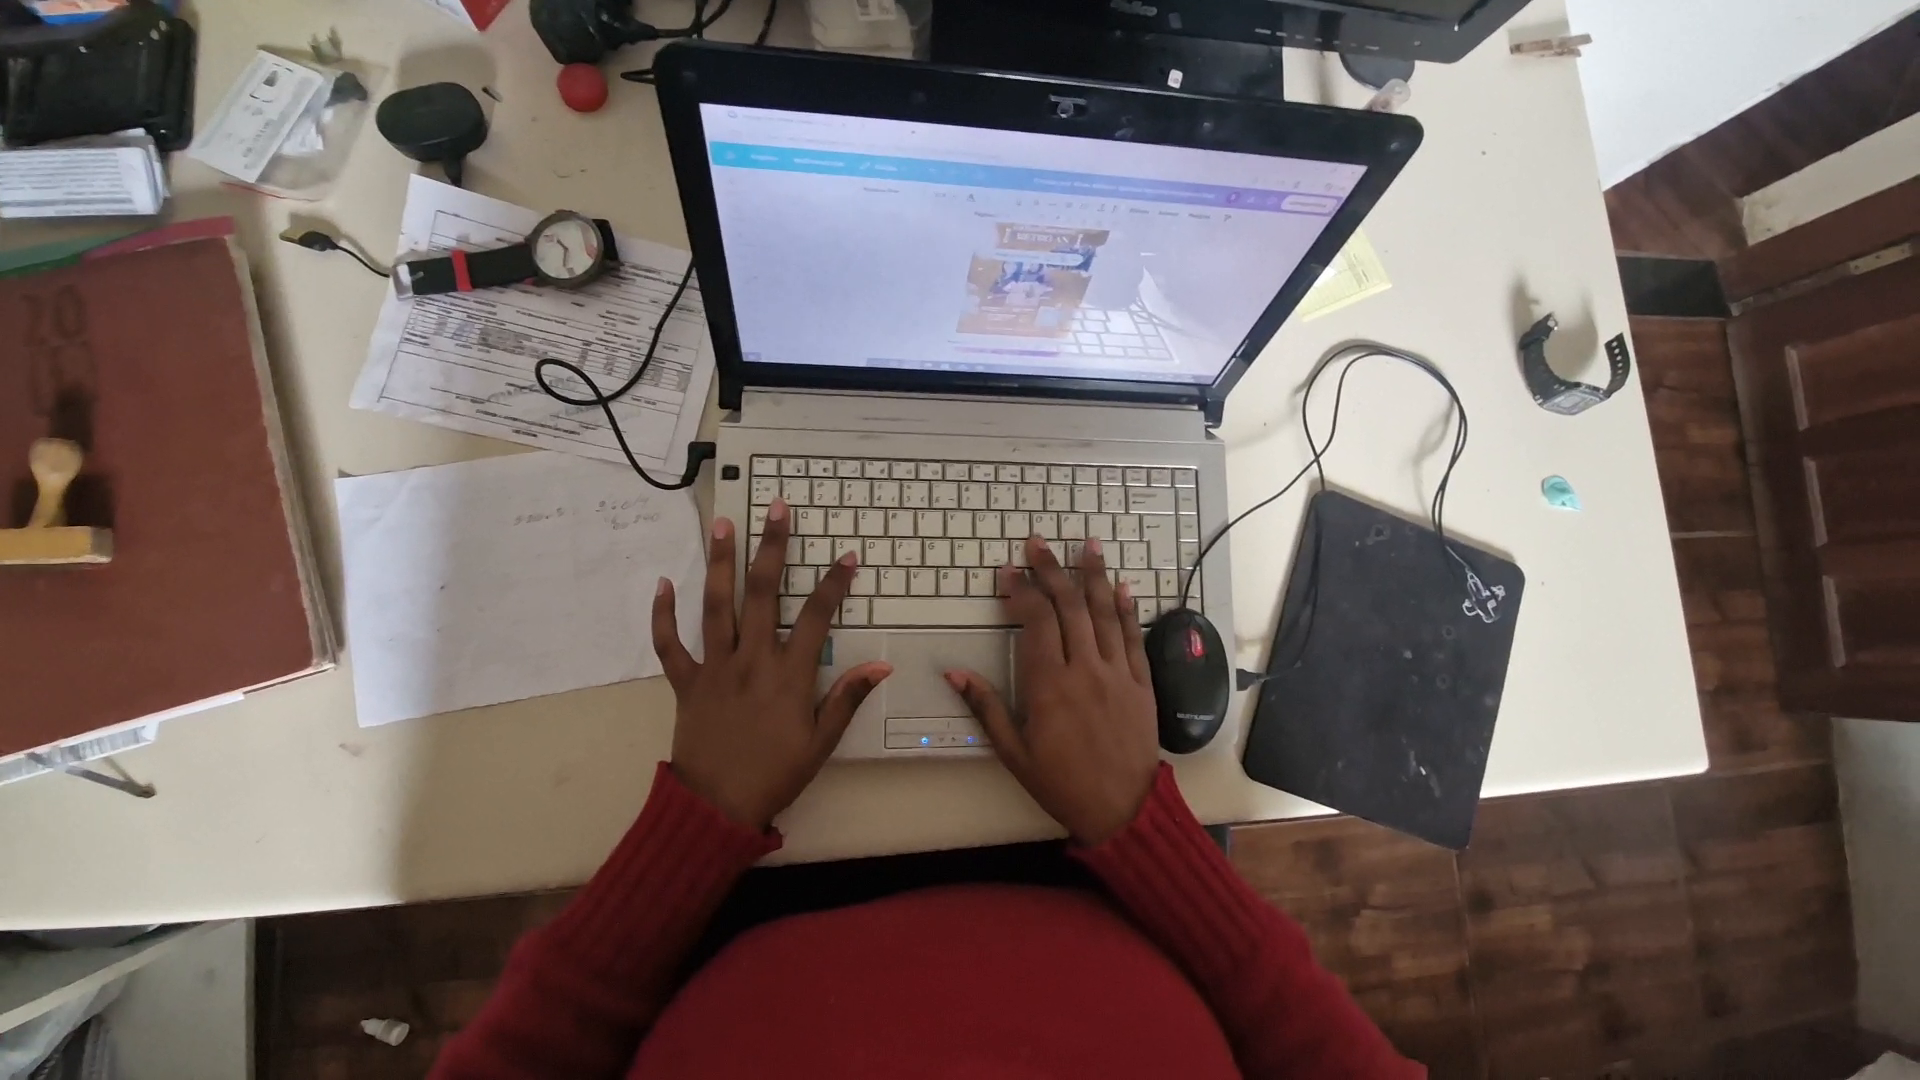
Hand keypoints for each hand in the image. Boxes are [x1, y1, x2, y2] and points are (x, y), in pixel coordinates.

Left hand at [653, 500, 890, 830]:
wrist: (717, 808)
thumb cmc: (776, 774)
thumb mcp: (822, 742)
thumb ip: (848, 699)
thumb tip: (881, 665)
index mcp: (789, 674)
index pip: (817, 616)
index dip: (834, 583)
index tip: (848, 557)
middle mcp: (752, 659)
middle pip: (762, 593)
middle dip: (772, 547)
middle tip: (776, 508)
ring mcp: (715, 668)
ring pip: (716, 605)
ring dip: (721, 562)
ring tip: (724, 523)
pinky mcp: (686, 682)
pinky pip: (669, 645)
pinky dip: (662, 615)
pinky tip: (662, 582)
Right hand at [946, 536, 1160, 844]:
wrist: (1124, 810)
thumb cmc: (1061, 784)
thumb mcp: (1014, 752)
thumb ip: (985, 708)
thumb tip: (954, 674)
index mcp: (1048, 684)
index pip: (1034, 621)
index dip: (1021, 591)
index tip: (1008, 571)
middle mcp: (1084, 669)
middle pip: (1068, 606)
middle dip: (1051, 570)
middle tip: (1038, 543)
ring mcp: (1117, 673)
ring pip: (1105, 613)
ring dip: (1094, 575)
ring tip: (1087, 544)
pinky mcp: (1141, 683)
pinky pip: (1134, 637)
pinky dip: (1128, 609)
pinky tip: (1122, 586)